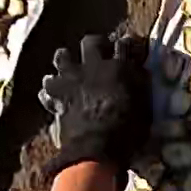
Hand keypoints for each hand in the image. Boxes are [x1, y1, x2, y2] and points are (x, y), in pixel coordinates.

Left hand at [38, 34, 151, 175]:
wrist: (96, 149)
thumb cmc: (128, 133)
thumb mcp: (144, 109)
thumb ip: (139, 89)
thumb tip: (139, 77)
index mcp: (121, 68)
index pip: (125, 44)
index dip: (127, 44)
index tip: (128, 47)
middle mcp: (94, 66)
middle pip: (91, 42)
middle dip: (95, 45)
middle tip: (98, 54)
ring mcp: (72, 79)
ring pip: (62, 56)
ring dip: (65, 61)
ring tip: (69, 70)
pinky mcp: (56, 95)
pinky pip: (47, 88)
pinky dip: (49, 92)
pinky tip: (52, 96)